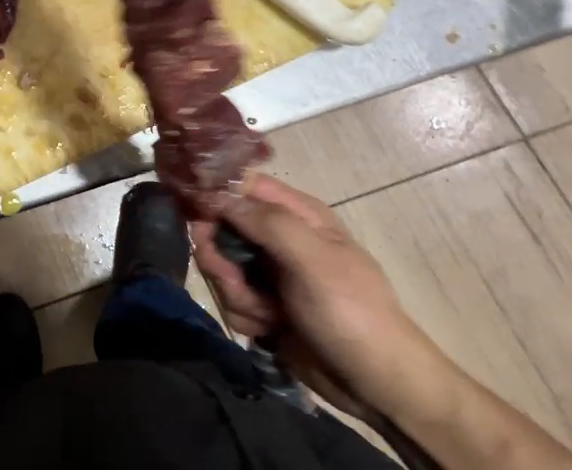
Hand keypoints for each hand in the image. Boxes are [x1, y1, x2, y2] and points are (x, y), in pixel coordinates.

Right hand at [192, 175, 448, 419]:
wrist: (377, 386)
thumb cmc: (352, 314)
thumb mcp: (313, 260)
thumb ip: (267, 222)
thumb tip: (217, 195)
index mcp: (298, 214)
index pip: (241, 184)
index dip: (213, 194)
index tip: (195, 216)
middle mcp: (280, 237)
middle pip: (221, 227)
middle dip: (220, 257)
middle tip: (231, 278)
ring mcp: (271, 272)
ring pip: (221, 267)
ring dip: (235, 293)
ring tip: (266, 315)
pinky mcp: (264, 305)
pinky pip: (230, 298)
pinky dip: (244, 316)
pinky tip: (269, 329)